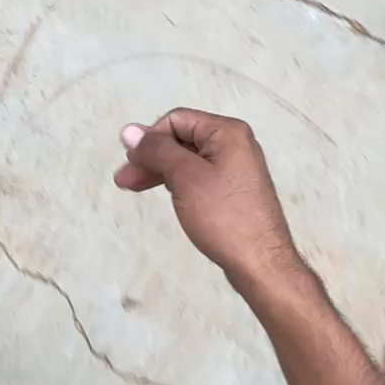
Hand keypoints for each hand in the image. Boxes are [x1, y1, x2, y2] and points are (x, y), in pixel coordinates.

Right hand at [114, 109, 304, 290]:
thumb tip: (129, 131)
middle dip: (150, 157)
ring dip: (158, 170)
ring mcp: (235, 168)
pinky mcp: (232, 190)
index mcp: (227, 132)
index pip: (176, 120)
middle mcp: (234, 144)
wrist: (260, 264)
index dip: (149, 139)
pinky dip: (176, 182)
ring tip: (132, 187)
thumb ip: (156, 150)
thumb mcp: (184, 177)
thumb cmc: (222, 215)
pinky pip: (197, 176)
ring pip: (186, 159)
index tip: (130, 164)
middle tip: (124, 180)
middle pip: (180, 138)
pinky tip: (163, 193)